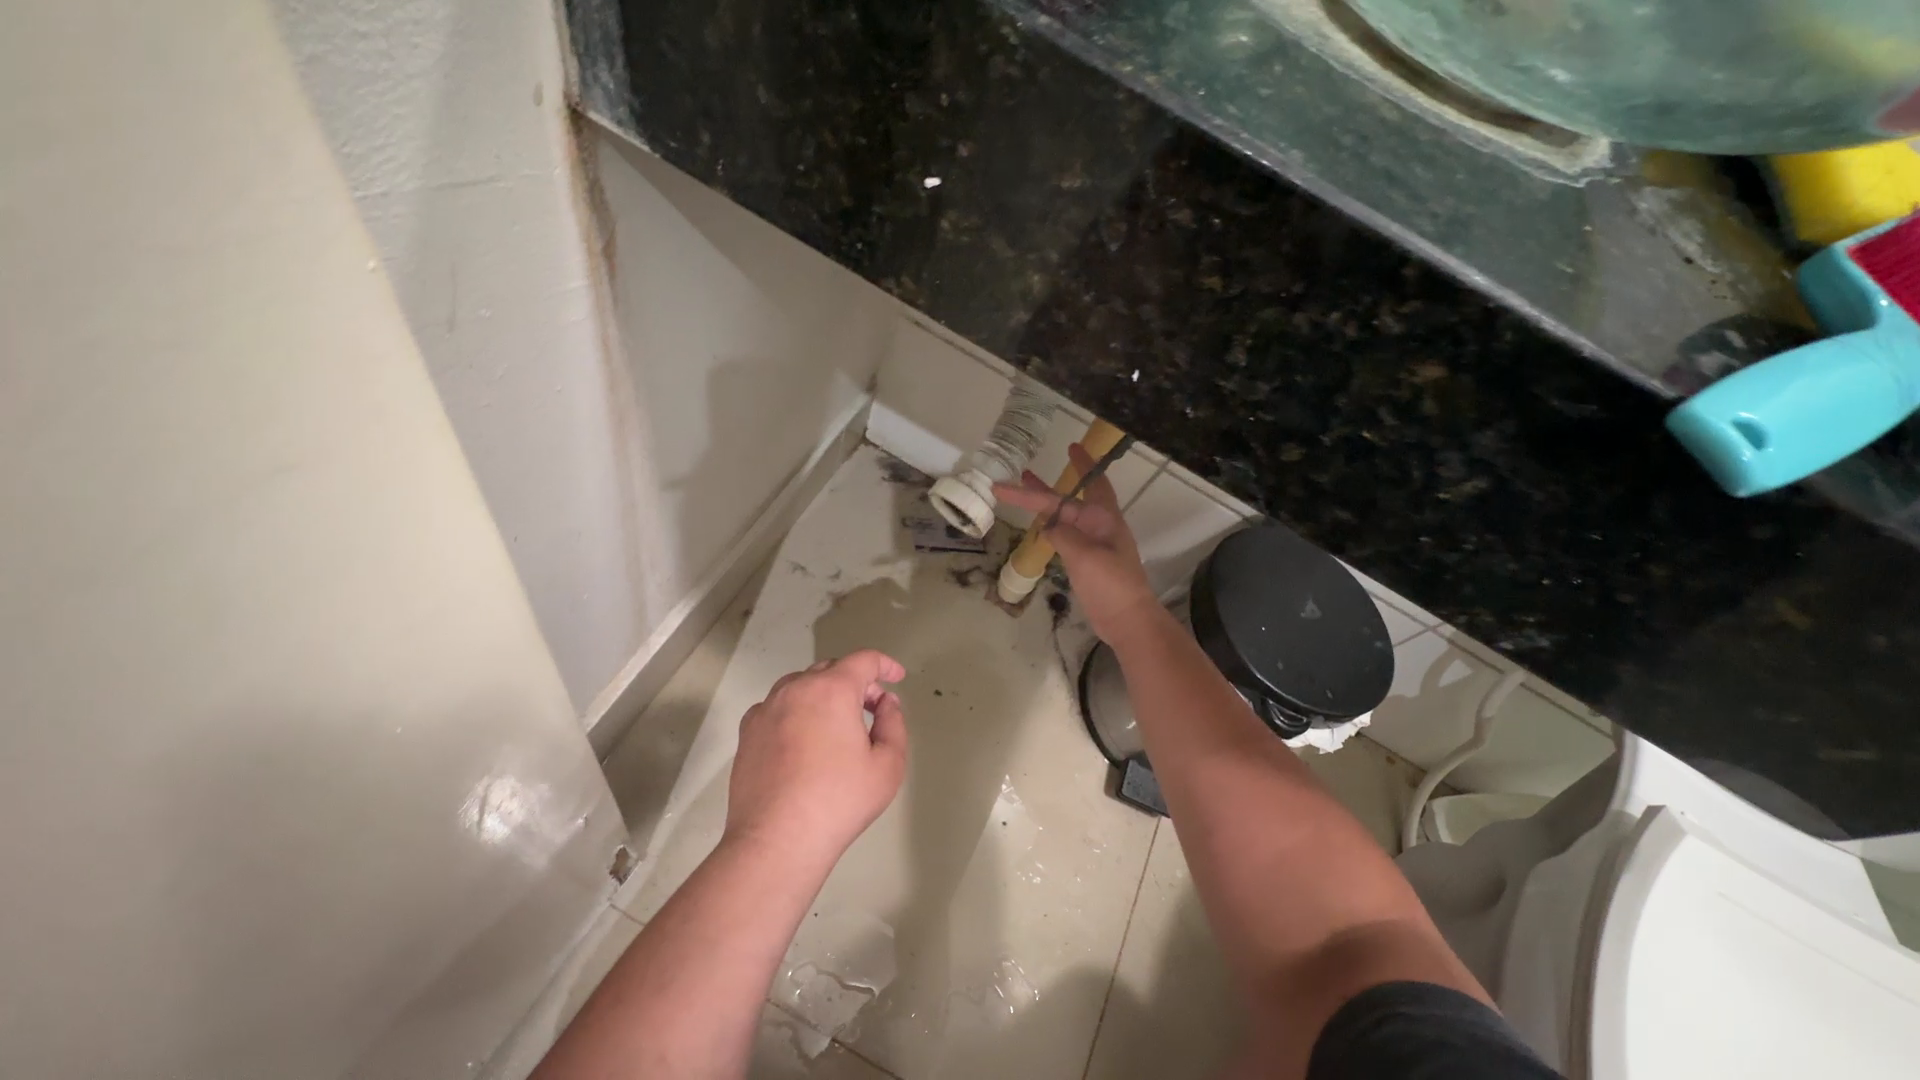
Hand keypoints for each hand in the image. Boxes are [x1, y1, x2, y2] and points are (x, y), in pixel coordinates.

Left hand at [724, 650, 907, 866]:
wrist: (777, 839)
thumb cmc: (839, 801)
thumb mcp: (887, 766)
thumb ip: (893, 725)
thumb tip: (886, 704)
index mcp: (832, 690)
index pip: (863, 661)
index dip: (885, 665)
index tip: (897, 677)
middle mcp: (795, 689)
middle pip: (830, 669)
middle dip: (856, 682)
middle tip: (873, 709)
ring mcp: (765, 710)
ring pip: (800, 685)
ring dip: (824, 694)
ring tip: (837, 724)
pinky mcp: (747, 733)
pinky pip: (777, 707)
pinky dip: (796, 711)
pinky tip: (804, 740)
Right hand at [994, 443, 1164, 644]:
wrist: (1126, 620)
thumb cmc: (1111, 584)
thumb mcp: (1084, 555)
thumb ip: (1063, 534)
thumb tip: (1048, 526)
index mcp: (1104, 519)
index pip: (1093, 483)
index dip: (1083, 464)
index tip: (1071, 446)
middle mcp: (1099, 527)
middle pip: (1069, 501)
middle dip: (1046, 488)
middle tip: (1022, 474)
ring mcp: (1094, 546)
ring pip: (1064, 519)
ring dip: (1045, 508)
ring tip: (1021, 497)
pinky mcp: (1087, 563)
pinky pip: (1065, 538)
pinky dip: (1050, 529)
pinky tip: (1039, 530)